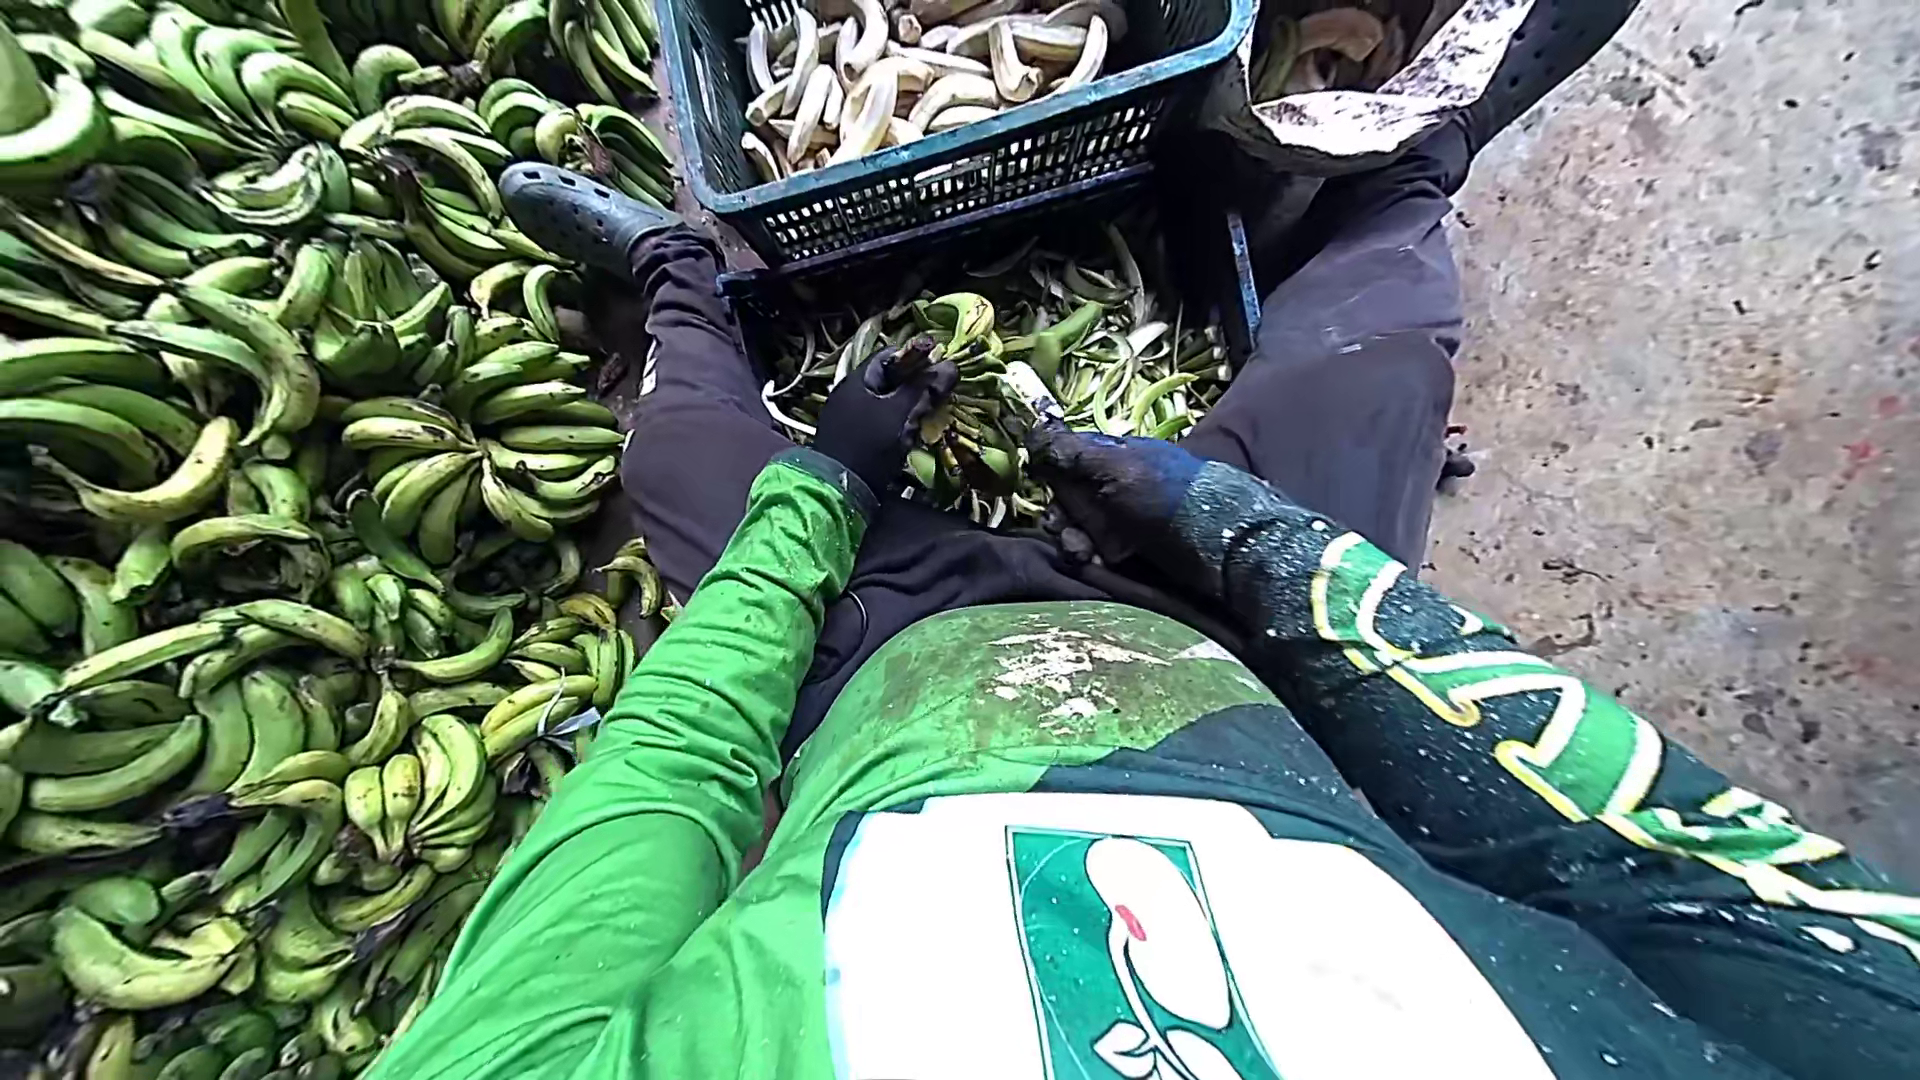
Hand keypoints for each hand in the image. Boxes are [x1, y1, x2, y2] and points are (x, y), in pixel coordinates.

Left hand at [811, 336, 958, 495]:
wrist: (839, 490)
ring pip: (886, 404)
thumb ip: (924, 389)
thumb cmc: (869, 445)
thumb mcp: (899, 413)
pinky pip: (880, 424)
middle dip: (915, 386)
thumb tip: (951, 366)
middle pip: (889, 381)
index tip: (938, 369)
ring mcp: (849, 420)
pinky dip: (898, 426)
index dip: (915, 358)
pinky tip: (911, 436)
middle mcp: (850, 396)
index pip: (889, 356)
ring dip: (909, 408)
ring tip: (929, 415)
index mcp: (856, 381)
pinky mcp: (854, 441)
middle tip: (938, 394)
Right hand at [1024, 419, 1203, 564]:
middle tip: (1064, 530)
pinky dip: (1090, 558)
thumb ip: (1072, 452)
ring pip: (1077, 529)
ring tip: (1084, 553)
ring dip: (1072, 541)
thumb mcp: (1116, 466)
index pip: (1066, 461)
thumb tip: (1031, 435)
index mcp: (1113, 459)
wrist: (1220, 546)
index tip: (1043, 490)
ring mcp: (1122, 521)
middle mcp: (1113, 487)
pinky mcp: (1129, 551)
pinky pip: (1095, 552)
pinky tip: (1097, 563)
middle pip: (1067, 499)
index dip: (1050, 476)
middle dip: (1059, 516)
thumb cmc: (1165, 495)